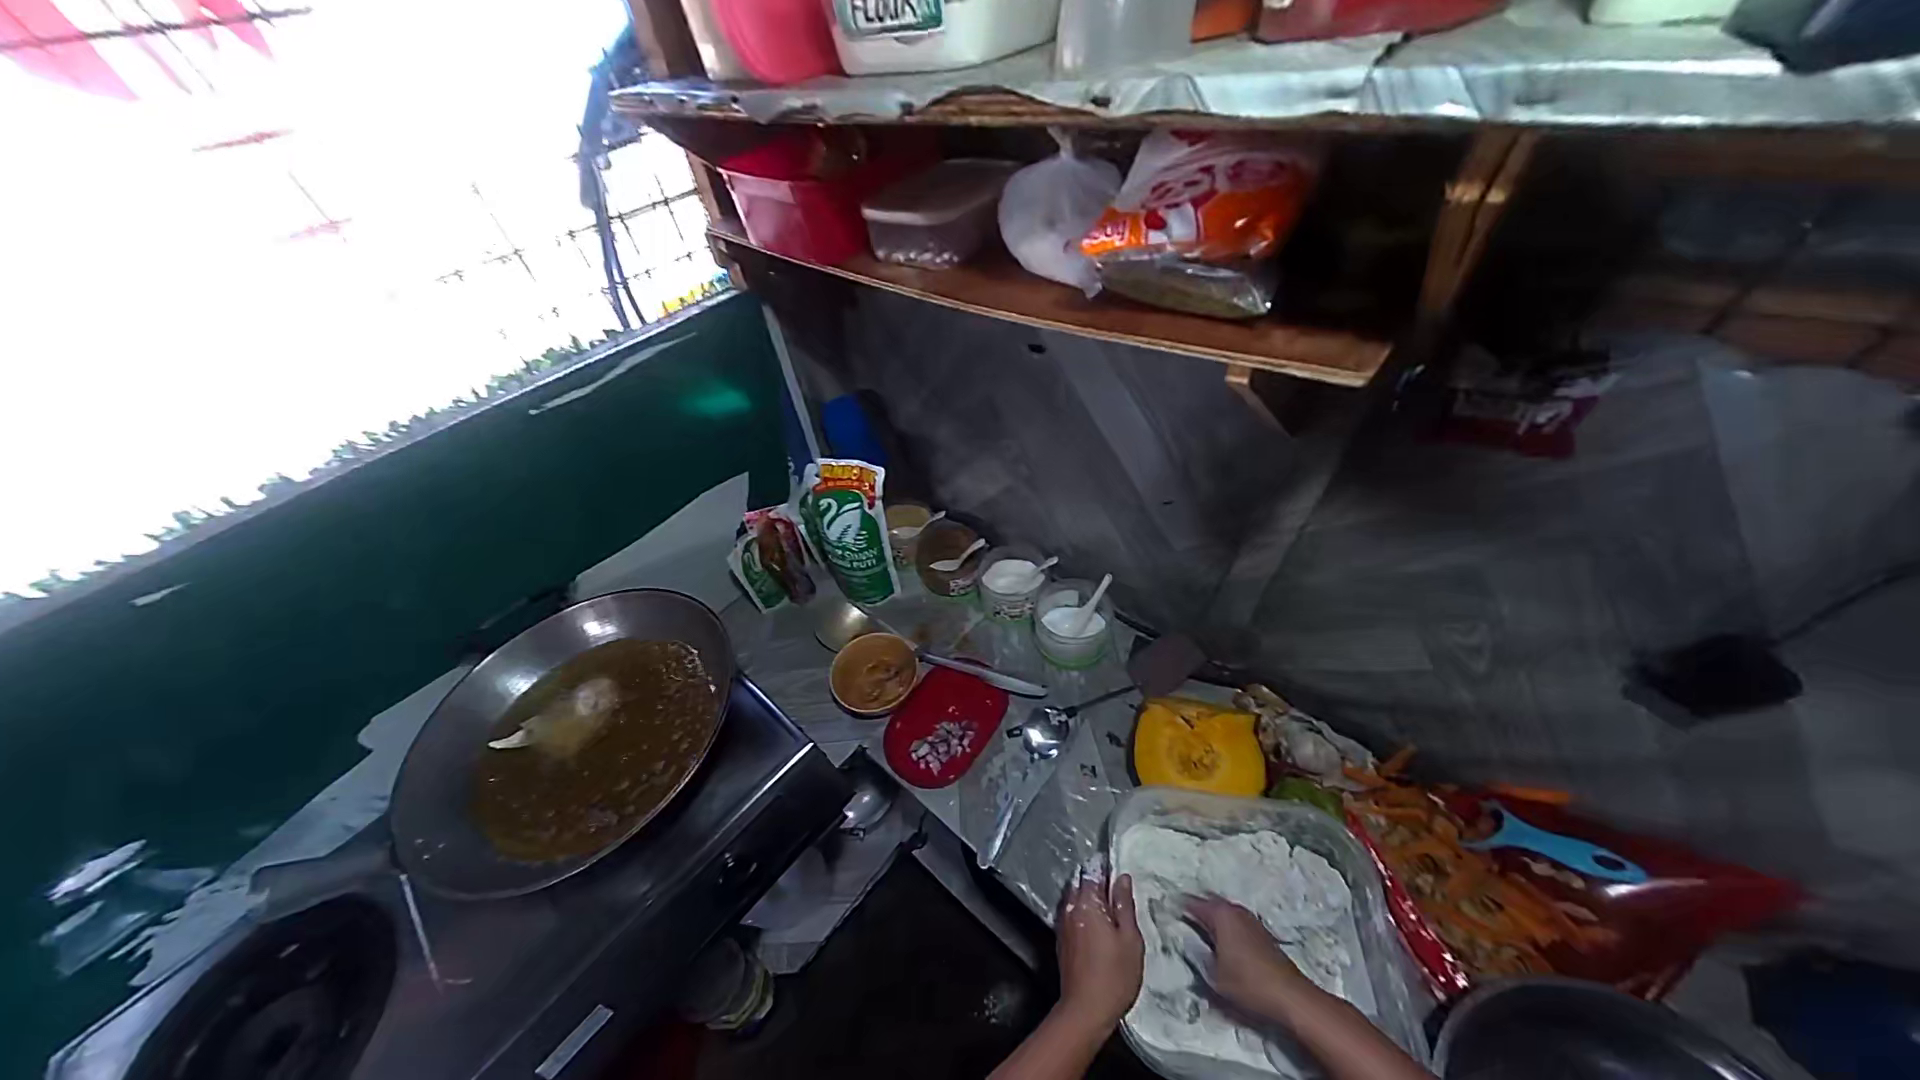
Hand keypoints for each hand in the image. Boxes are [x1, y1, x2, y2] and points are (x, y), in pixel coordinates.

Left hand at [1056, 873, 1143, 1032]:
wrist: (1085, 1010)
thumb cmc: (1114, 975)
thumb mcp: (1130, 938)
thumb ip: (1124, 905)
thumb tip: (1122, 878)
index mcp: (1087, 903)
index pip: (1093, 873)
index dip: (1106, 870)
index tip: (1118, 874)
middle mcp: (1070, 908)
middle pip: (1082, 884)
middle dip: (1098, 884)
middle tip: (1118, 895)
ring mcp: (1063, 924)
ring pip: (1076, 900)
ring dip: (1090, 900)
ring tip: (1111, 912)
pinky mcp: (1062, 940)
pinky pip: (1073, 916)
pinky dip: (1084, 915)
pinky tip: (1098, 928)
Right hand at [1185, 895, 1313, 1018]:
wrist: (1291, 997)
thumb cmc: (1248, 984)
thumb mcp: (1213, 975)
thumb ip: (1195, 954)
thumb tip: (1184, 941)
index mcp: (1220, 914)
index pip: (1190, 903)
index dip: (1175, 906)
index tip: (1163, 910)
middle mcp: (1235, 910)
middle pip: (1208, 904)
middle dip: (1194, 909)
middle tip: (1179, 919)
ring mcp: (1250, 920)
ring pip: (1223, 913)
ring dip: (1211, 918)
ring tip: (1197, 931)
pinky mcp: (1261, 933)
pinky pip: (1235, 922)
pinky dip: (1225, 927)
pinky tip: (1221, 941)